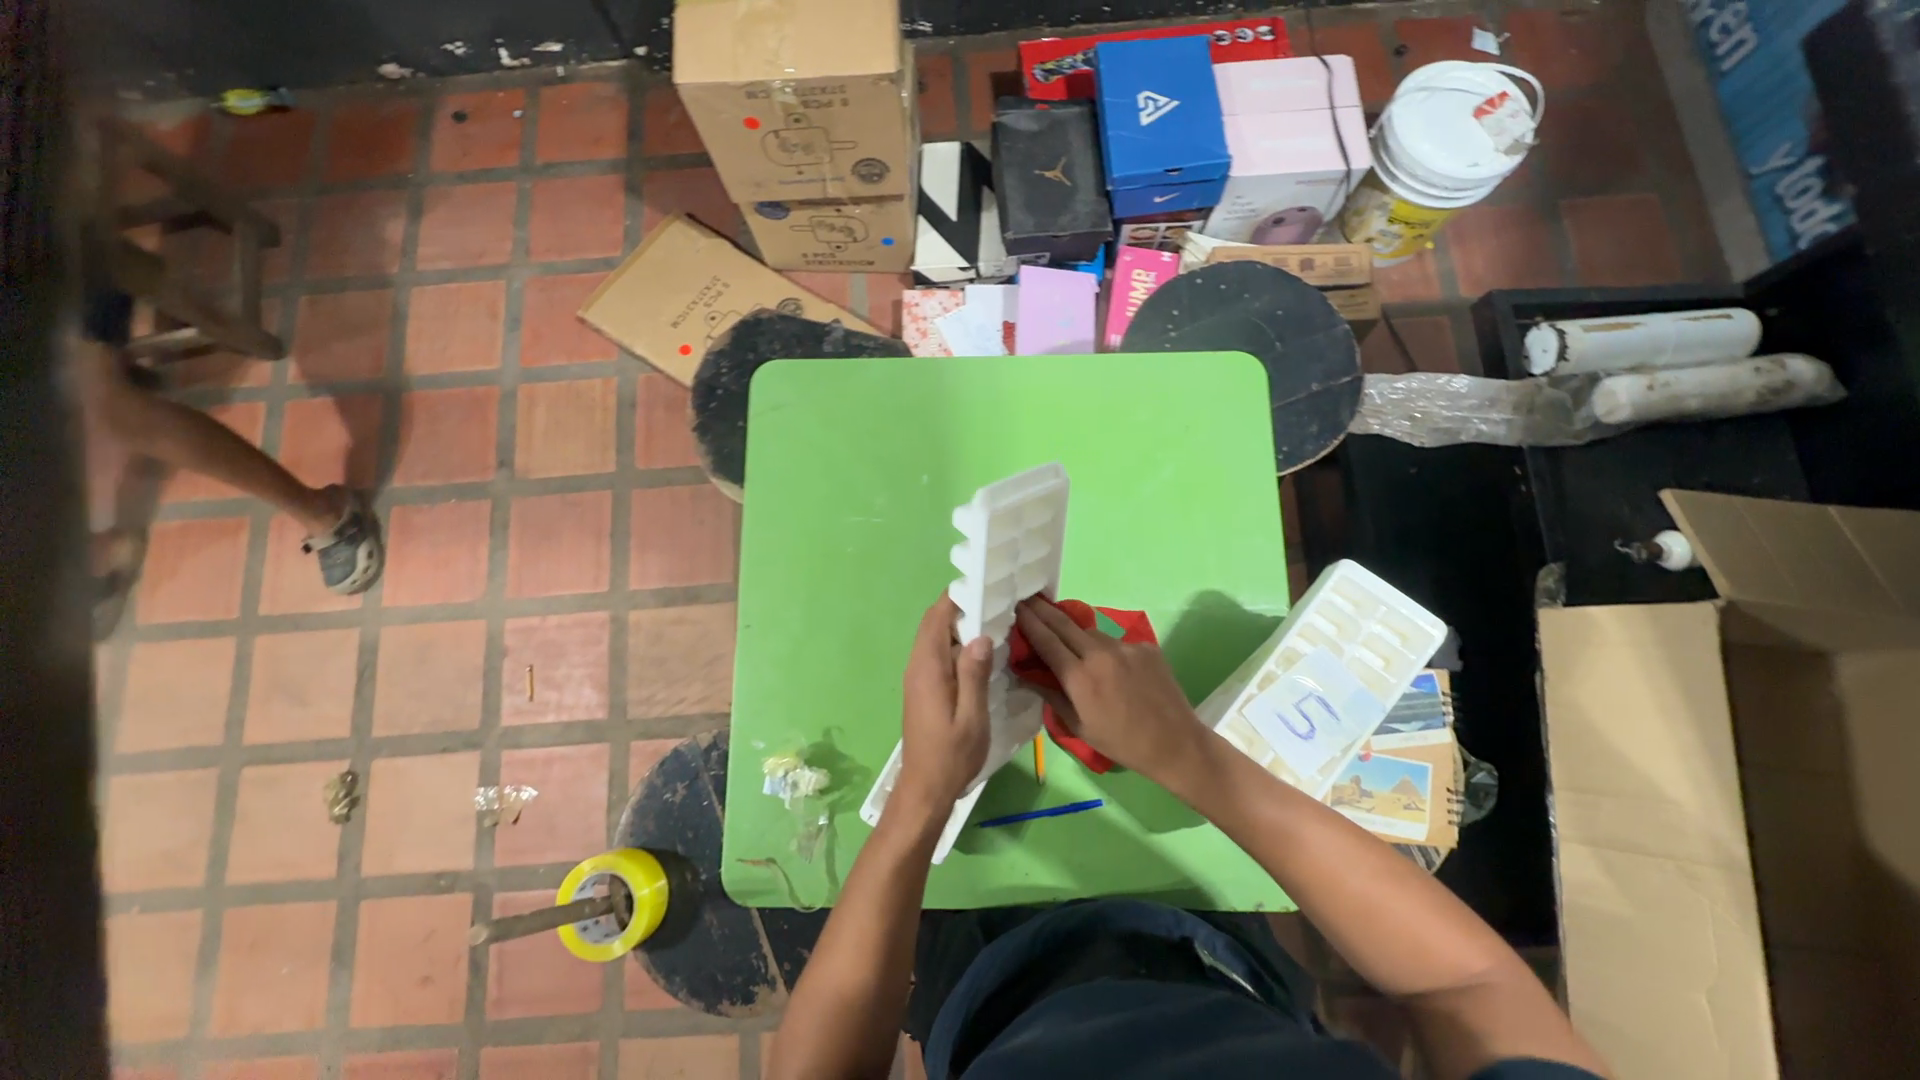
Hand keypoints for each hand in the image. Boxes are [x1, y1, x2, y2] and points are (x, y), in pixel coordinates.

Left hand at [895, 595, 991, 815]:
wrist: (926, 788)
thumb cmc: (951, 755)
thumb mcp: (971, 717)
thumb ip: (974, 675)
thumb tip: (981, 636)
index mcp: (928, 668)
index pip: (936, 618)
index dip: (956, 597)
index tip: (984, 585)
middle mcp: (918, 667)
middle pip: (933, 624)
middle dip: (960, 608)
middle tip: (995, 602)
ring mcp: (918, 678)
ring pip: (934, 638)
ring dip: (959, 626)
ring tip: (993, 622)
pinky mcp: (923, 689)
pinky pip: (936, 654)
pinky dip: (955, 645)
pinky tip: (980, 653)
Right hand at [1013, 597, 1209, 780]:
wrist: (1174, 742)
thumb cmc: (1121, 742)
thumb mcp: (1078, 726)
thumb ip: (1051, 695)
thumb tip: (1026, 675)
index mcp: (1079, 677)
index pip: (1046, 640)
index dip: (1029, 622)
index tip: (1016, 608)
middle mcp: (1100, 654)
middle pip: (1064, 624)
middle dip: (1043, 610)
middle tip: (1029, 600)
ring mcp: (1126, 647)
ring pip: (1090, 631)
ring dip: (1073, 629)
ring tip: (1064, 631)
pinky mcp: (1146, 646)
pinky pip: (1116, 641)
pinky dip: (1105, 647)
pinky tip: (1107, 661)